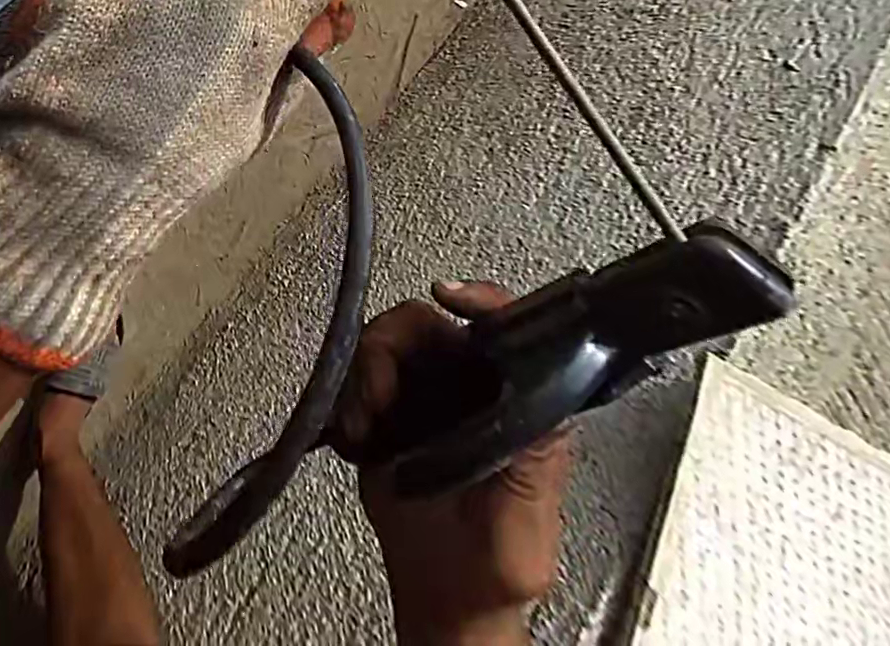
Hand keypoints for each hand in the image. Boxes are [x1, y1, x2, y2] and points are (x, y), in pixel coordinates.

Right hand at [332, 283, 572, 645]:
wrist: (438, 593)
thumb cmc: (491, 569)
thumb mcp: (523, 524)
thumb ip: (534, 463)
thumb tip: (542, 399)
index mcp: (512, 408)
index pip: (504, 335)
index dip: (482, 302)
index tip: (447, 295)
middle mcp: (467, 391)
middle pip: (425, 324)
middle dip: (390, 346)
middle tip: (378, 395)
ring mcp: (423, 396)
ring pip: (385, 341)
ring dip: (364, 375)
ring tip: (364, 424)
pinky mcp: (386, 408)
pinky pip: (356, 372)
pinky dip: (347, 394)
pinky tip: (355, 433)